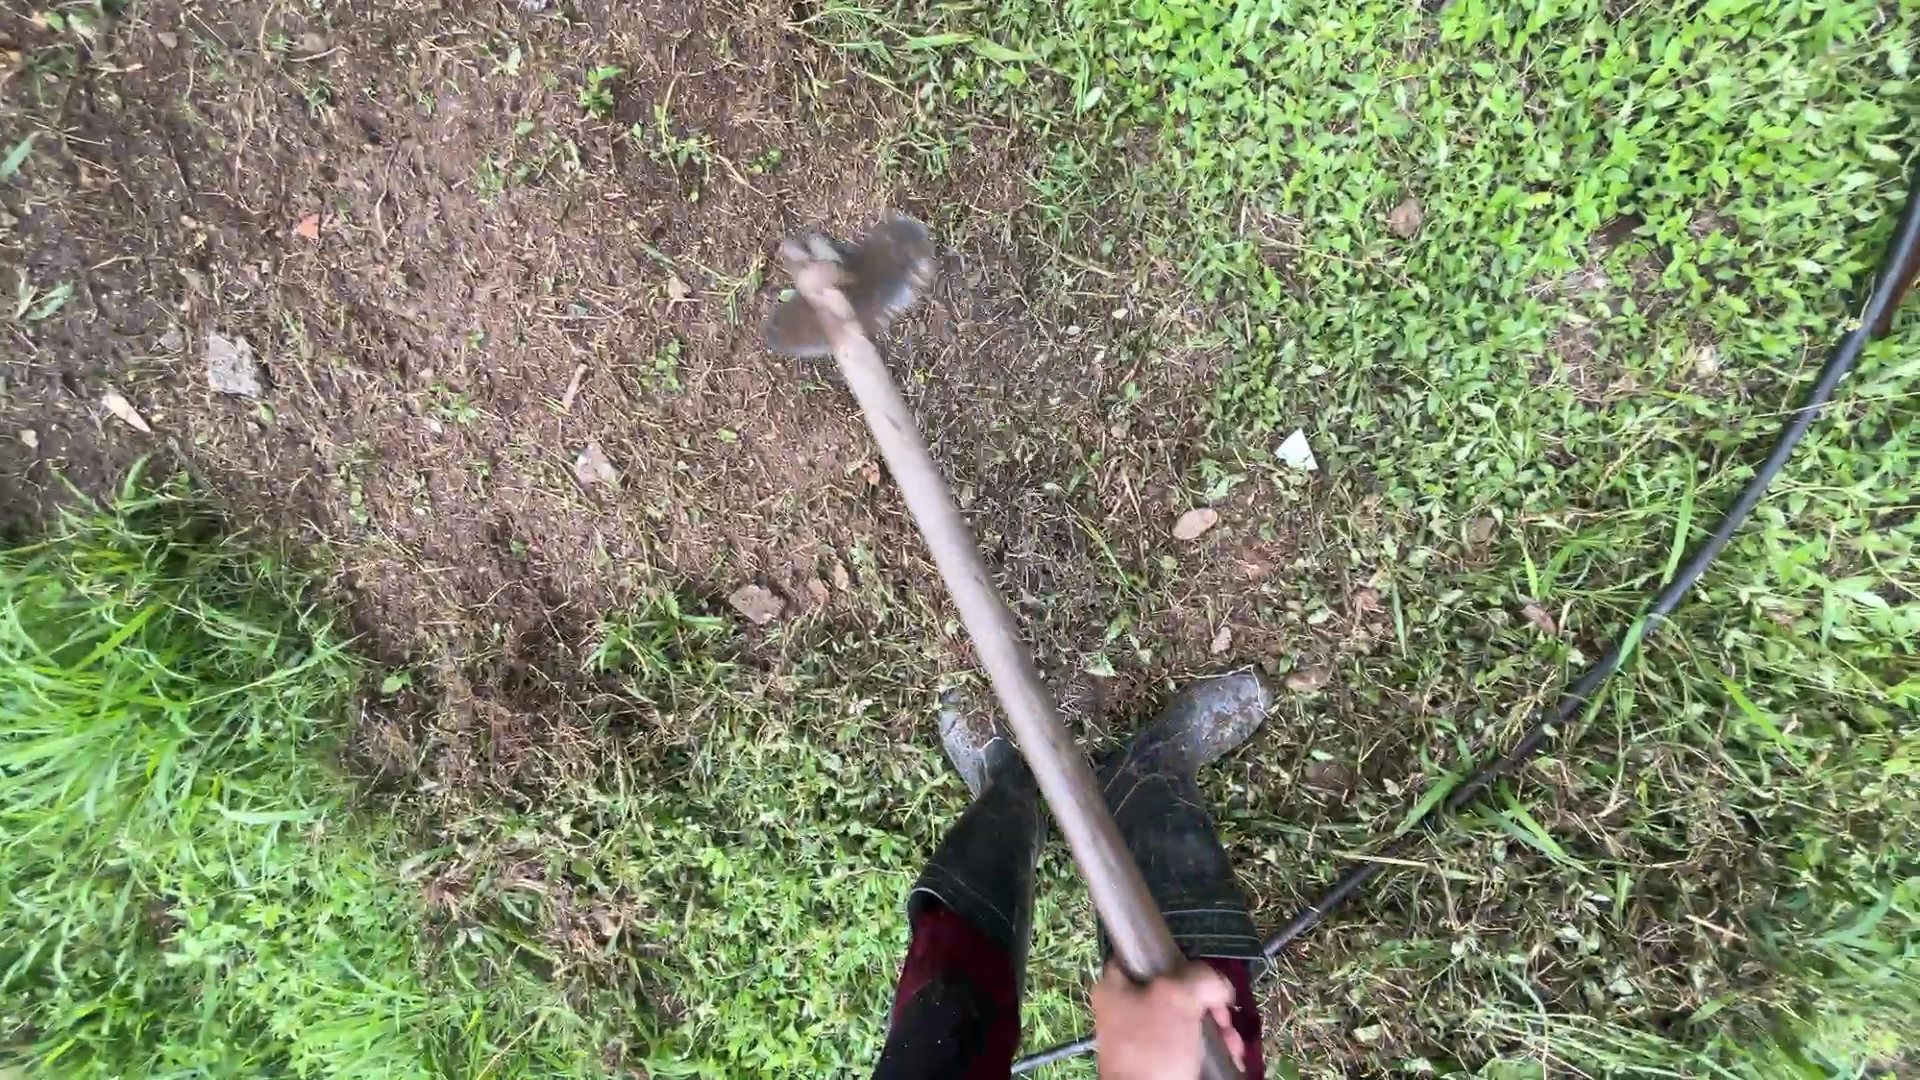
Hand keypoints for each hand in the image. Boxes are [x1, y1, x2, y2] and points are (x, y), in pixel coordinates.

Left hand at [1091, 960, 1246, 1079]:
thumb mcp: (1177, 997)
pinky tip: (1231, 1056)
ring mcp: (1141, 1040)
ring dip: (1217, 1029)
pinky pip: (1189, 1048)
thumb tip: (1218, 985)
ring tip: (1233, 1044)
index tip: (1200, 974)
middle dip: (1208, 1004)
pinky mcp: (1158, 1065)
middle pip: (1174, 992)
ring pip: (1186, 1022)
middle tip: (1224, 1017)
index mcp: (1115, 986)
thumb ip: (1199, 978)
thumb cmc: (1153, 1046)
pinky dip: (1211, 1050)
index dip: (1176, 960)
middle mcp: (1125, 1010)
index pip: (1143, 956)